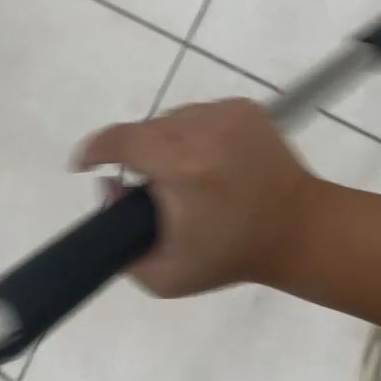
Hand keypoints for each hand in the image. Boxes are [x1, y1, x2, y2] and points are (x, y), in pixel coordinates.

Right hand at [75, 97, 319, 297]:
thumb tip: (109, 191)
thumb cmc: (229, 254)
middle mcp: (203, 130)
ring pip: (173, 119)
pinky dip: (195, 133)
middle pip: (146, 130)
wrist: (296, 227)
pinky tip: (210, 160)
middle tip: (148, 186)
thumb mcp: (165, 273)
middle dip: (137, 155)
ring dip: (167, 142)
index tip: (84, 164)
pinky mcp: (244, 106)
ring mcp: (226, 113)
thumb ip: (121, 244)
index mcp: (183, 167)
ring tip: (185, 175)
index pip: (123, 140)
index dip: (96, 150)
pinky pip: (201, 113)